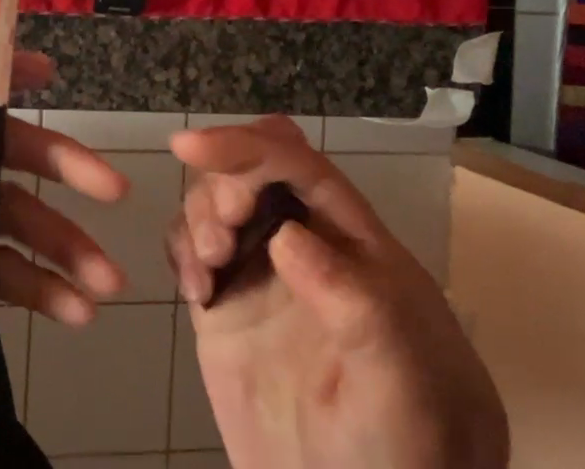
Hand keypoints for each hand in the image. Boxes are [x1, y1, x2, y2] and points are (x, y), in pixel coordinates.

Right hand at [166, 117, 506, 468]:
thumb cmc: (404, 460)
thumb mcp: (404, 392)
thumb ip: (360, 311)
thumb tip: (289, 236)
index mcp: (363, 255)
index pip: (304, 169)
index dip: (249, 147)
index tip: (191, 146)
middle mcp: (311, 253)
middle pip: (252, 173)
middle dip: (220, 185)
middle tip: (219, 246)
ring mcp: (265, 280)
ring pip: (216, 204)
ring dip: (198, 218)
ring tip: (206, 274)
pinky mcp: (227, 307)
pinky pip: (191, 249)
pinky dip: (180, 252)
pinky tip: (195, 292)